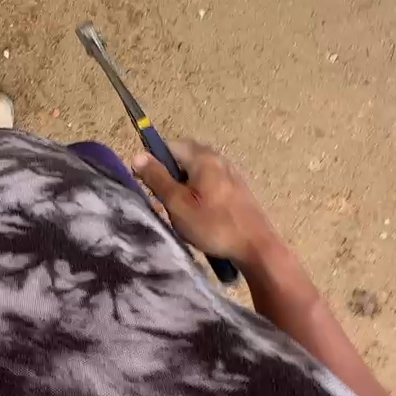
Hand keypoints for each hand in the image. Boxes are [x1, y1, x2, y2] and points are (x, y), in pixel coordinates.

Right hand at [131, 140, 282, 271]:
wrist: (258, 249)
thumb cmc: (214, 225)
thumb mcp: (177, 203)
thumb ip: (157, 178)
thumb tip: (138, 156)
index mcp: (203, 158)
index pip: (169, 146)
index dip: (153, 161)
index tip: (146, 182)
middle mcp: (218, 159)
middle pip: (184, 158)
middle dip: (169, 176)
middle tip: (161, 199)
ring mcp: (231, 174)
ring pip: (197, 173)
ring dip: (183, 187)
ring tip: (178, 211)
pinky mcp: (238, 190)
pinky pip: (210, 184)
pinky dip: (198, 194)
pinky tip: (198, 216)